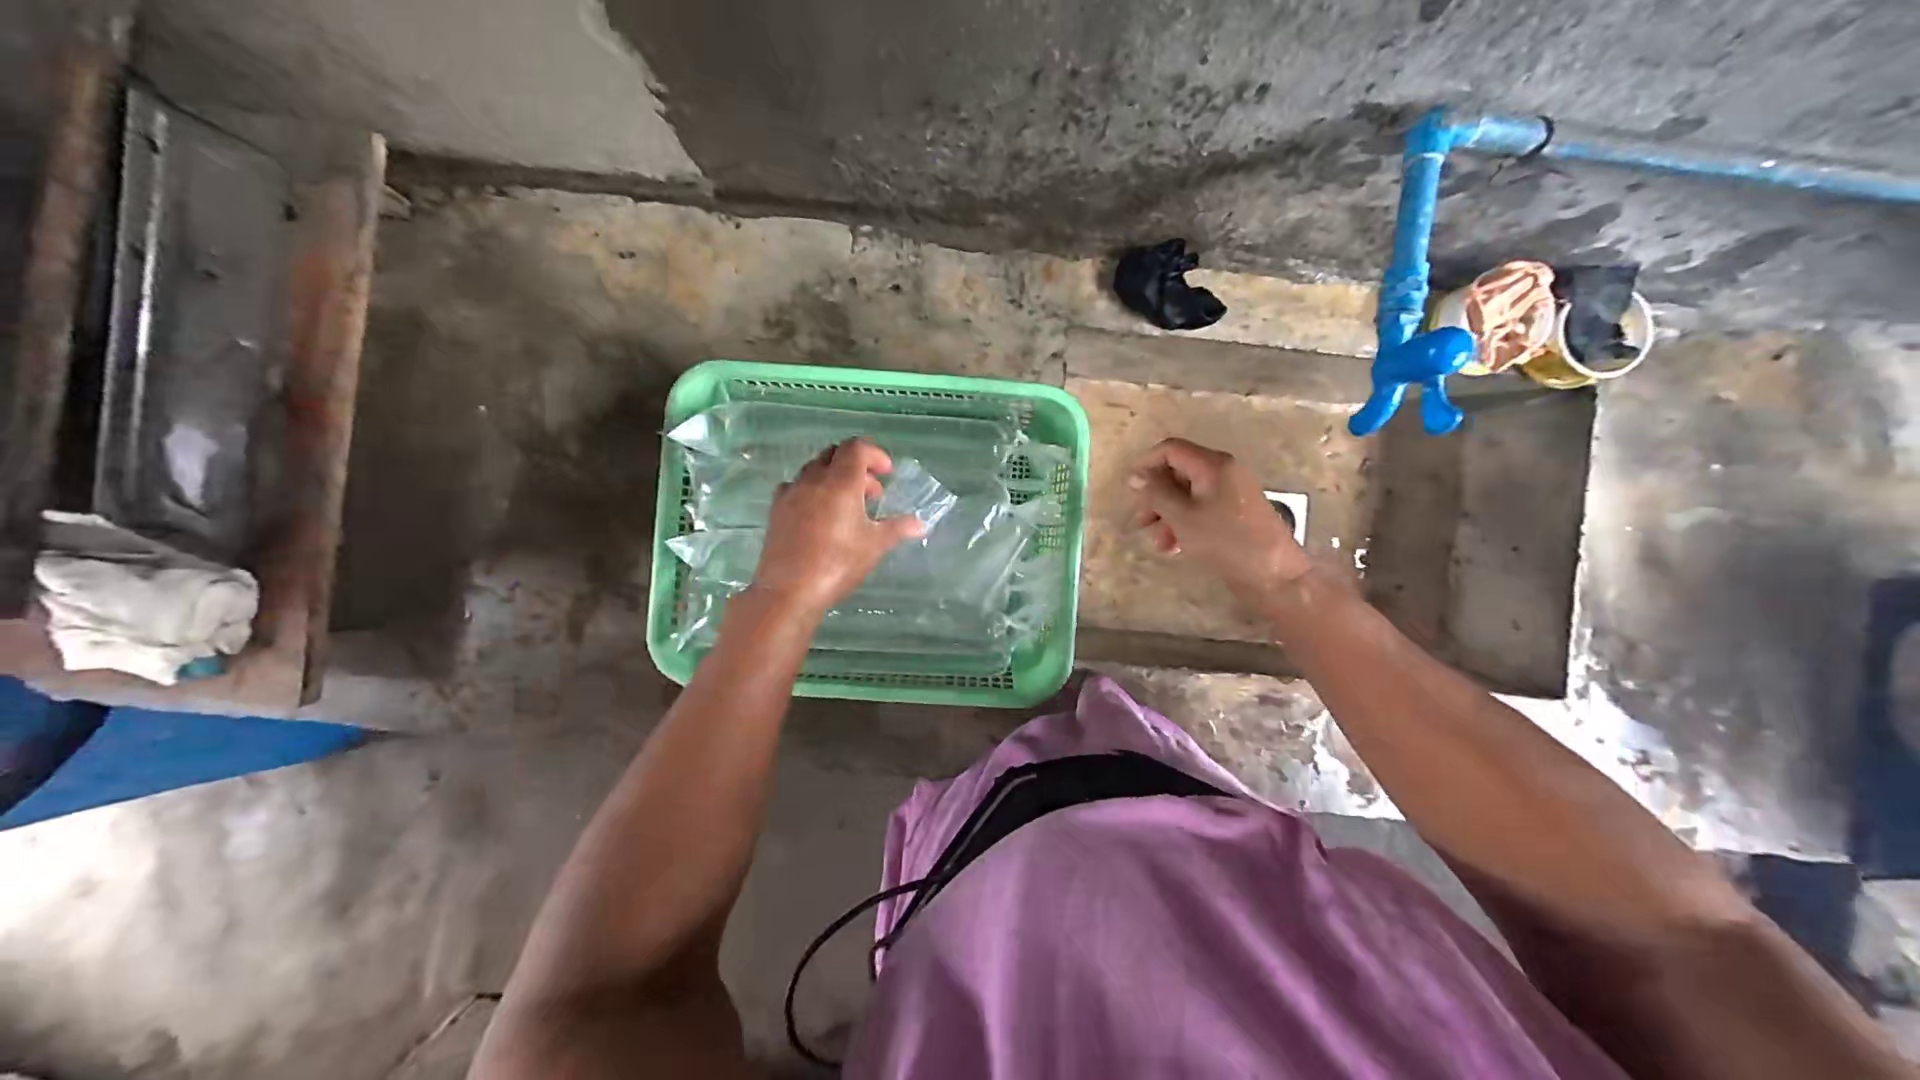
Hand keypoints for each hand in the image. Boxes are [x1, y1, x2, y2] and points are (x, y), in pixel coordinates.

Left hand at [751, 437, 925, 617]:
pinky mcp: (776, 510)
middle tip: (871, 491)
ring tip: (848, 505)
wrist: (789, 591)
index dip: (875, 454)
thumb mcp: (874, 546)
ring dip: (834, 477)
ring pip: (814, 469)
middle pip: (834, 454)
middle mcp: (813, 480)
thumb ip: (897, 529)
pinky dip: (813, 490)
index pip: (856, 448)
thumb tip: (919, 524)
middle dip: (856, 465)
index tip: (886, 473)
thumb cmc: (838, 564)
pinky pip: (796, 486)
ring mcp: (791, 493)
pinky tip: (819, 514)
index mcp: (840, 482)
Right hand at [1128, 437, 1309, 595]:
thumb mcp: (1181, 517)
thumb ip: (1156, 492)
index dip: (1146, 465)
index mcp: (1213, 465)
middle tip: (1142, 522)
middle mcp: (1224, 471)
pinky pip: (1201, 508)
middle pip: (1178, 472)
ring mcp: (1232, 492)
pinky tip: (1175, 547)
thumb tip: (1136, 475)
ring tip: (1160, 544)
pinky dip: (1184, 523)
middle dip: (1156, 496)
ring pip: (1187, 494)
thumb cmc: (1224, 542)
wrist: (1272, 575)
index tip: (1130, 492)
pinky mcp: (1235, 512)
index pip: (1170, 449)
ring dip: (1167, 515)